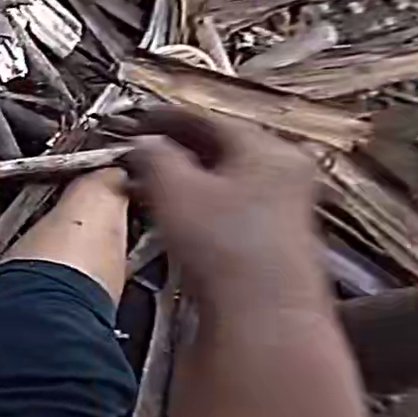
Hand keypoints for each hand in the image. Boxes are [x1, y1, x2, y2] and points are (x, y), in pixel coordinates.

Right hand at [127, 107, 328, 313]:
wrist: (258, 301)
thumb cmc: (223, 242)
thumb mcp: (173, 188)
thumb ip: (153, 156)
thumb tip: (140, 141)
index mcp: (267, 151)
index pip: (208, 118)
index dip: (164, 116)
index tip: (135, 117)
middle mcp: (282, 168)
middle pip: (217, 141)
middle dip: (171, 140)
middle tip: (134, 140)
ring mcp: (280, 196)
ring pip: (219, 167)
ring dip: (178, 165)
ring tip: (141, 169)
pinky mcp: (268, 222)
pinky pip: (222, 189)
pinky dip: (191, 186)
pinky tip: (165, 197)